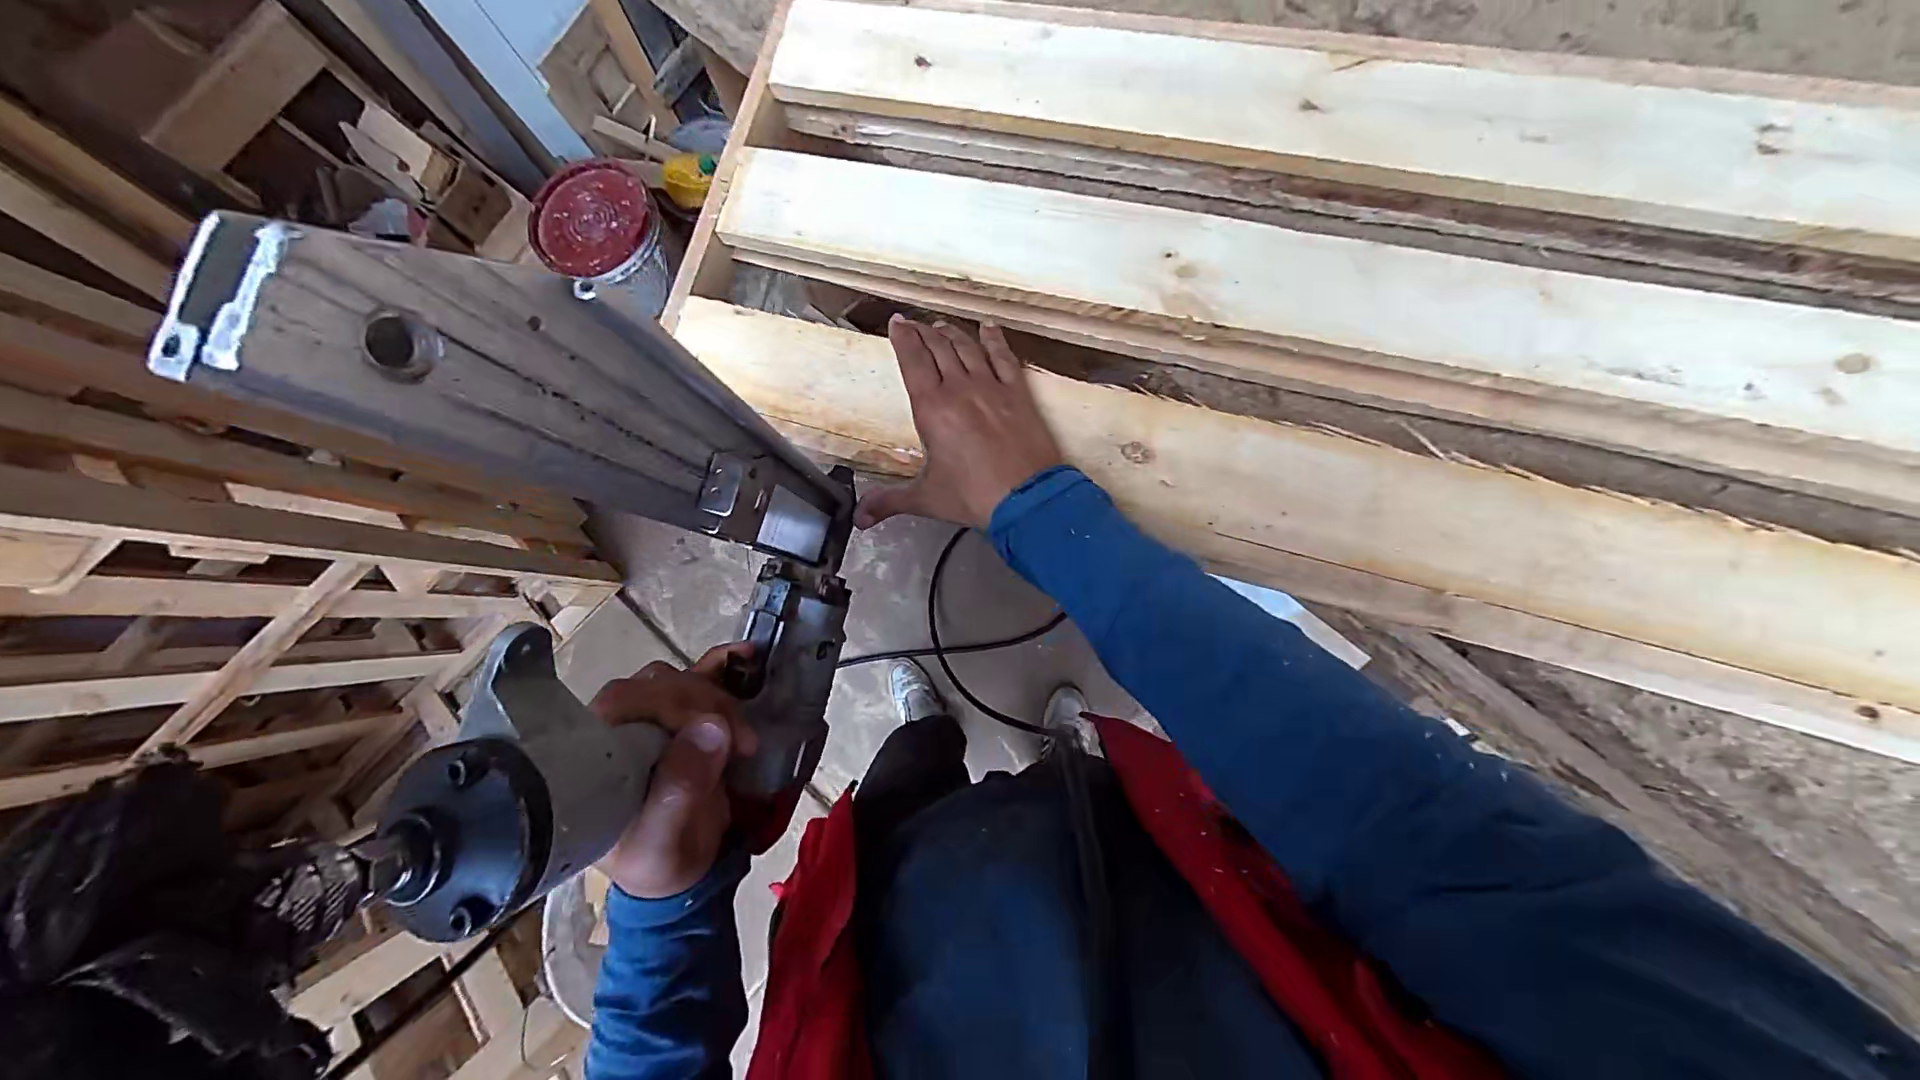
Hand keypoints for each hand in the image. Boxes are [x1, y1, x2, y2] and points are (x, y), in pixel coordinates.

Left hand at [591, 643, 759, 898]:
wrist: (678, 872)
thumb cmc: (657, 860)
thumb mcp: (662, 840)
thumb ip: (680, 789)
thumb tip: (712, 728)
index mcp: (595, 752)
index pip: (625, 701)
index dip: (672, 705)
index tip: (717, 733)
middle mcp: (616, 725)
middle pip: (658, 685)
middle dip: (706, 705)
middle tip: (743, 743)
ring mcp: (651, 714)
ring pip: (682, 678)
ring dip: (719, 698)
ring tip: (745, 737)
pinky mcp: (684, 712)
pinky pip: (701, 674)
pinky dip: (725, 664)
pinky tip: (750, 654)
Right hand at [855, 317, 1064, 529]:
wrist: (1027, 498)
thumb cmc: (974, 496)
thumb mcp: (926, 498)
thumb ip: (889, 501)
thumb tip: (860, 518)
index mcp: (932, 408)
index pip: (913, 360)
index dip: (903, 338)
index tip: (896, 323)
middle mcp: (961, 388)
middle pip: (939, 347)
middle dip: (923, 332)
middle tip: (914, 325)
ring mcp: (992, 387)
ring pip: (968, 347)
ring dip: (952, 333)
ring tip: (942, 326)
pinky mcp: (1019, 393)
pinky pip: (1004, 357)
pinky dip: (995, 340)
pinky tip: (989, 329)